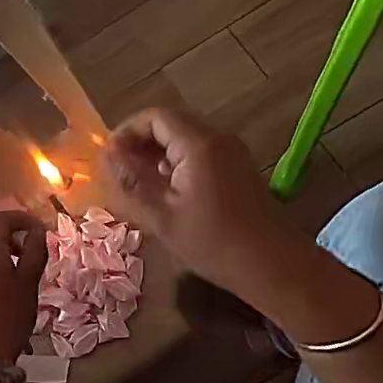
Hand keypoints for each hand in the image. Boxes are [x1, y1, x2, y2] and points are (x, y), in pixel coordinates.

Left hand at [0, 209, 45, 361]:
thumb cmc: (8, 317)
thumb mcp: (28, 283)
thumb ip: (34, 251)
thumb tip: (38, 232)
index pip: (1, 217)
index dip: (23, 218)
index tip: (40, 230)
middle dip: (12, 231)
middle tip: (33, 246)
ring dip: (2, 246)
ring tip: (21, 265)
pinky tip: (4, 280)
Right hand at [100, 107, 319, 306]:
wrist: (274, 265)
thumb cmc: (213, 242)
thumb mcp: (163, 214)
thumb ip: (132, 179)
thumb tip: (108, 153)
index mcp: (198, 144)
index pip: (154, 117)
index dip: (126, 131)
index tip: (109, 156)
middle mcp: (217, 139)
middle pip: (170, 123)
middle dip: (140, 141)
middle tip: (119, 169)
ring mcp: (231, 152)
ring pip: (185, 137)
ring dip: (158, 152)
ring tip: (138, 182)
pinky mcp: (238, 168)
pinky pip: (200, 151)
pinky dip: (177, 162)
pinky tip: (167, 191)